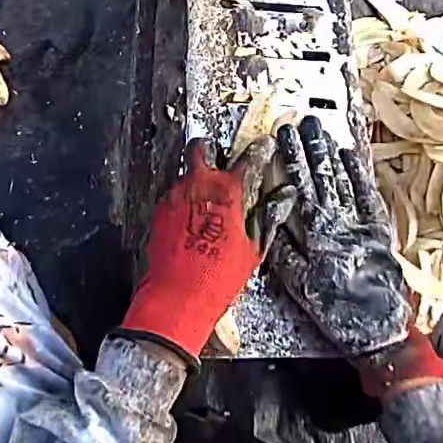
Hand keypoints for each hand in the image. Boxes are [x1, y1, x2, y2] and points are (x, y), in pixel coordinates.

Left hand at [117, 136, 277, 361]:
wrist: (177, 295)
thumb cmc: (217, 276)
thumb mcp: (253, 249)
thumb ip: (268, 216)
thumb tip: (283, 197)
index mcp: (227, 191)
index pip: (248, 158)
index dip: (260, 150)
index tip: (264, 148)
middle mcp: (198, 185)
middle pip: (202, 148)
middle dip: (212, 149)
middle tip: (222, 164)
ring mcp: (175, 194)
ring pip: (187, 173)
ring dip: (198, 181)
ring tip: (208, 204)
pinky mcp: (160, 208)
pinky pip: (175, 194)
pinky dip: (185, 200)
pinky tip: (193, 220)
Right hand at [268, 117, 442, 396]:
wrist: (378, 331)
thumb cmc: (332, 308)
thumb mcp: (296, 282)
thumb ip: (281, 248)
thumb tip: (268, 216)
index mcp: (315, 232)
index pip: (299, 184)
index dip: (290, 157)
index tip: (283, 135)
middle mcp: (338, 222)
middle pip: (322, 176)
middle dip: (311, 147)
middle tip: (305, 122)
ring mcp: (361, 224)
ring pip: (343, 181)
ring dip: (332, 154)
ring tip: (323, 133)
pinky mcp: (379, 231)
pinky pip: (367, 196)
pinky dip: (359, 175)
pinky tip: (351, 158)